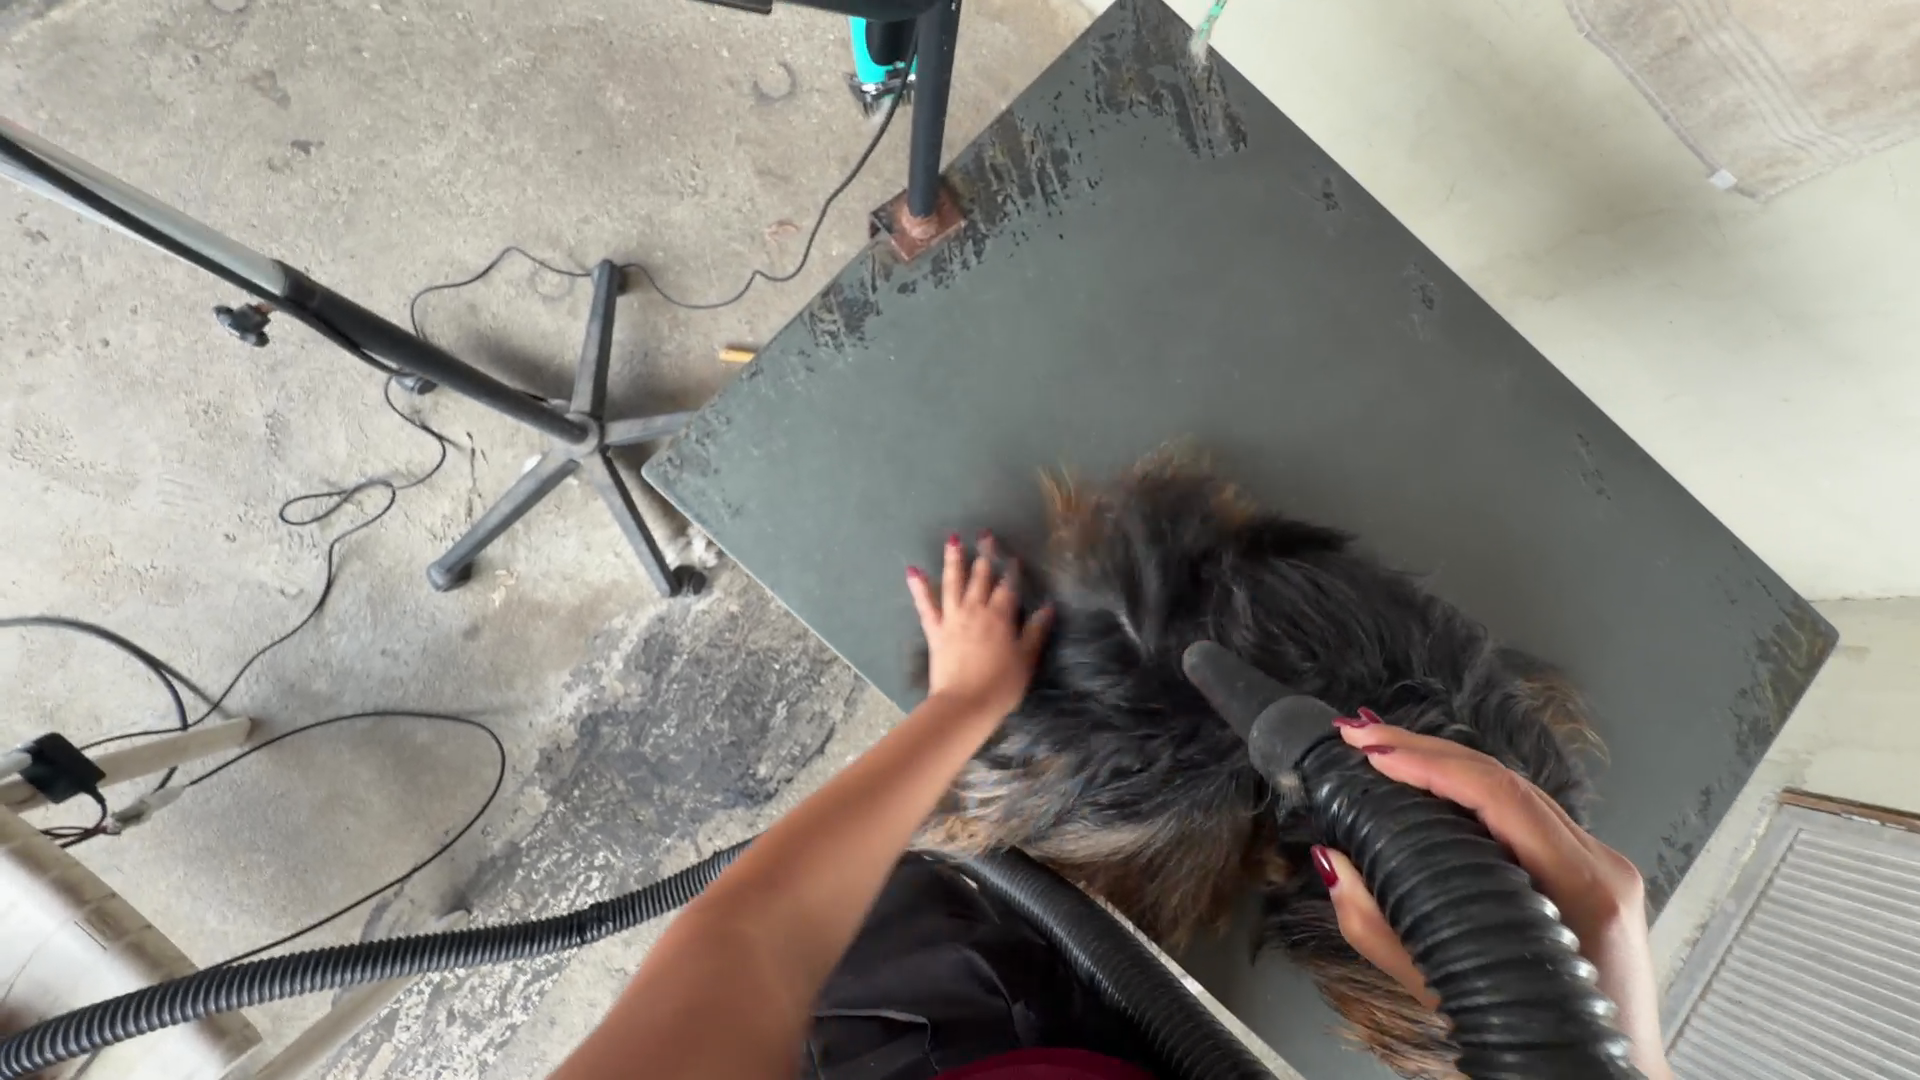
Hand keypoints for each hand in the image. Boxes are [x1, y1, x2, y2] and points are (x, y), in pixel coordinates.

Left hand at [906, 533, 1053, 718]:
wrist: (965, 704)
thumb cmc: (1001, 685)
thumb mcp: (1026, 660)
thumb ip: (1035, 632)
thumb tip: (1047, 608)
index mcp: (1000, 617)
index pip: (1008, 587)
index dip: (1011, 571)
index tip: (1013, 556)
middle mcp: (976, 610)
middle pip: (981, 578)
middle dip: (985, 555)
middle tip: (985, 534)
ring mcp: (952, 619)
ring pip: (953, 583)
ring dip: (953, 560)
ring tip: (952, 539)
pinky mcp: (935, 631)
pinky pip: (925, 605)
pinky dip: (918, 588)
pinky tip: (912, 570)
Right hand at [1313, 720, 1674, 1079]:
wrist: (1611, 1073)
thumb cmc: (1541, 1039)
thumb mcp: (1448, 991)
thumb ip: (1379, 929)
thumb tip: (1331, 863)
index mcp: (1581, 890)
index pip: (1500, 797)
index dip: (1431, 766)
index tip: (1374, 755)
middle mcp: (1597, 863)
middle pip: (1501, 778)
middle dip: (1420, 748)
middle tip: (1356, 735)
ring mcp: (1595, 860)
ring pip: (1508, 783)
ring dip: (1437, 758)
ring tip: (1376, 745)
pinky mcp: (1582, 862)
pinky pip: (1514, 804)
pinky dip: (1460, 781)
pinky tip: (1420, 771)